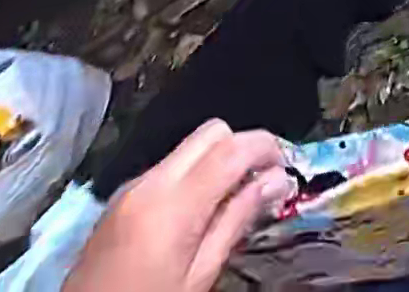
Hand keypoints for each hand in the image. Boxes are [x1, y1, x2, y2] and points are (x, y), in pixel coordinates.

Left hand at [62, 120, 293, 291]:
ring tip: (235, 199)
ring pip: (190, 146)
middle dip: (242, 146)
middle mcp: (152, 180)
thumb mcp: (199, 279)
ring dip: (218, 160)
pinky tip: (200, 210)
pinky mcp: (122, 198)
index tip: (286, 167)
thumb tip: (276, 181)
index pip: (230, 148)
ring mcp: (133, 186)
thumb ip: (236, 222)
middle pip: (211, 132)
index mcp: (173, 203)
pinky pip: (169, 166)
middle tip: (262, 182)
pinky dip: (193, 174)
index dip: (265, 146)